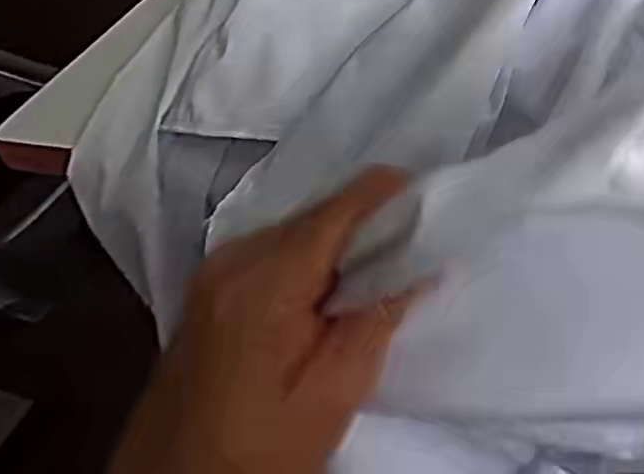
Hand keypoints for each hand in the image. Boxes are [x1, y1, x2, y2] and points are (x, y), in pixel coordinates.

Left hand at [105, 166, 420, 473]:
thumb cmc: (258, 449)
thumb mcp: (337, 388)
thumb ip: (383, 312)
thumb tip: (426, 259)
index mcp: (265, 280)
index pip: (346, 203)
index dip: (396, 195)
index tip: (432, 209)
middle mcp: (235, 258)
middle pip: (327, 210)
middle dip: (373, 226)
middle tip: (405, 259)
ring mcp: (217, 269)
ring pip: (309, 224)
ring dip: (346, 242)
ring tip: (370, 280)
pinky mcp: (212, 285)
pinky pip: (284, 244)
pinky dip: (317, 256)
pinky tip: (329, 294)